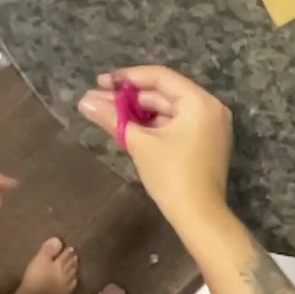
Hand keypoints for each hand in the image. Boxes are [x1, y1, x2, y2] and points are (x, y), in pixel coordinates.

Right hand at [78, 65, 231, 221]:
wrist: (199, 216)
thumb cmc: (171, 176)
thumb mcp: (139, 143)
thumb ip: (112, 118)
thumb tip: (83, 101)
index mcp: (199, 102)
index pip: (160, 77)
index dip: (127, 77)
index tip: (100, 82)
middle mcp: (210, 108)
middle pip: (164, 93)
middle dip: (129, 97)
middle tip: (96, 99)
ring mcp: (211, 126)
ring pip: (169, 110)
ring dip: (139, 112)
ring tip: (106, 113)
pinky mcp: (206, 142)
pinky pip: (177, 124)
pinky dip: (154, 125)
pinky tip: (128, 126)